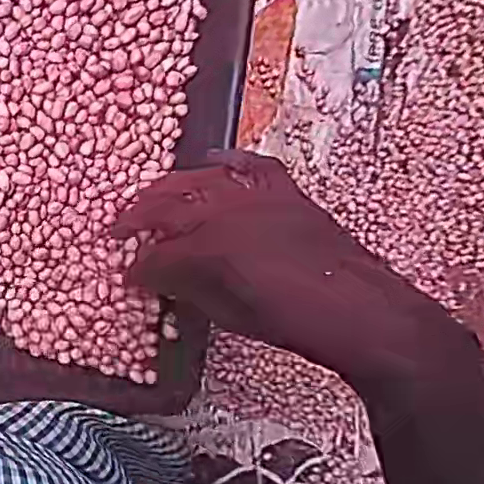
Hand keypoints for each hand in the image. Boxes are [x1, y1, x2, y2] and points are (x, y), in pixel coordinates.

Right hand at [110, 150, 477, 385]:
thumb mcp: (229, 315)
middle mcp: (226, 213)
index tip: (127, 275)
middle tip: (119, 230)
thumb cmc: (294, 322)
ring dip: (168, 188)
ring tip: (150, 196)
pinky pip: (252, 167)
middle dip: (136, 219)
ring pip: (198, 180)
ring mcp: (256, 197)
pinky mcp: (285, 193)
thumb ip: (189, 289)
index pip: (156, 253)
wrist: (365, 313)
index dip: (137, 266)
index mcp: (208, 248)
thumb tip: (160, 279)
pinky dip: (230, 162)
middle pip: (165, 207)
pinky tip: (213, 162)